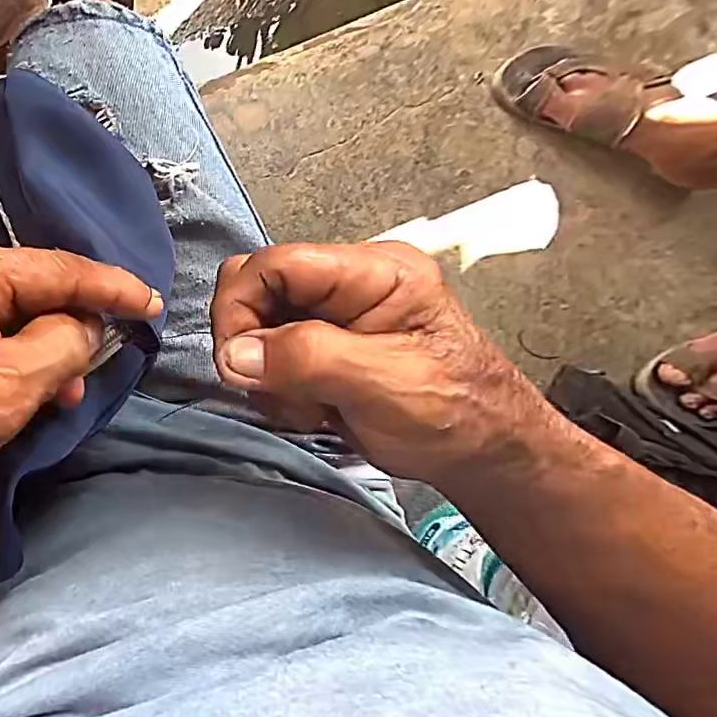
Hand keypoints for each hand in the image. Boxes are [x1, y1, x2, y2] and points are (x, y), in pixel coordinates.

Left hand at [0, 237, 160, 509]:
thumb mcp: (7, 387)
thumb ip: (63, 344)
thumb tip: (90, 325)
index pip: (58, 269)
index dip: (112, 287)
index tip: (153, 303)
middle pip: (39, 288)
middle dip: (75, 326)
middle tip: (101, 363)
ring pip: (20, 312)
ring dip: (49, 349)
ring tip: (64, 391)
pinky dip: (21, 357)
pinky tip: (34, 389)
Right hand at [211, 242, 568, 484]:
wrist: (483, 453)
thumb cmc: (457, 413)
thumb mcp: (384, 382)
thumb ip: (306, 359)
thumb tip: (233, 354)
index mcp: (372, 271)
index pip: (275, 263)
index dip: (242, 305)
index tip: (238, 360)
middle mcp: (345, 283)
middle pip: (256, 288)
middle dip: (251, 342)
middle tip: (275, 386)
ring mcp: (331, 314)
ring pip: (255, 325)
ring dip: (266, 373)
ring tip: (309, 405)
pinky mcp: (320, 345)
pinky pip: (267, 354)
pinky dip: (274, 386)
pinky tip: (310, 408)